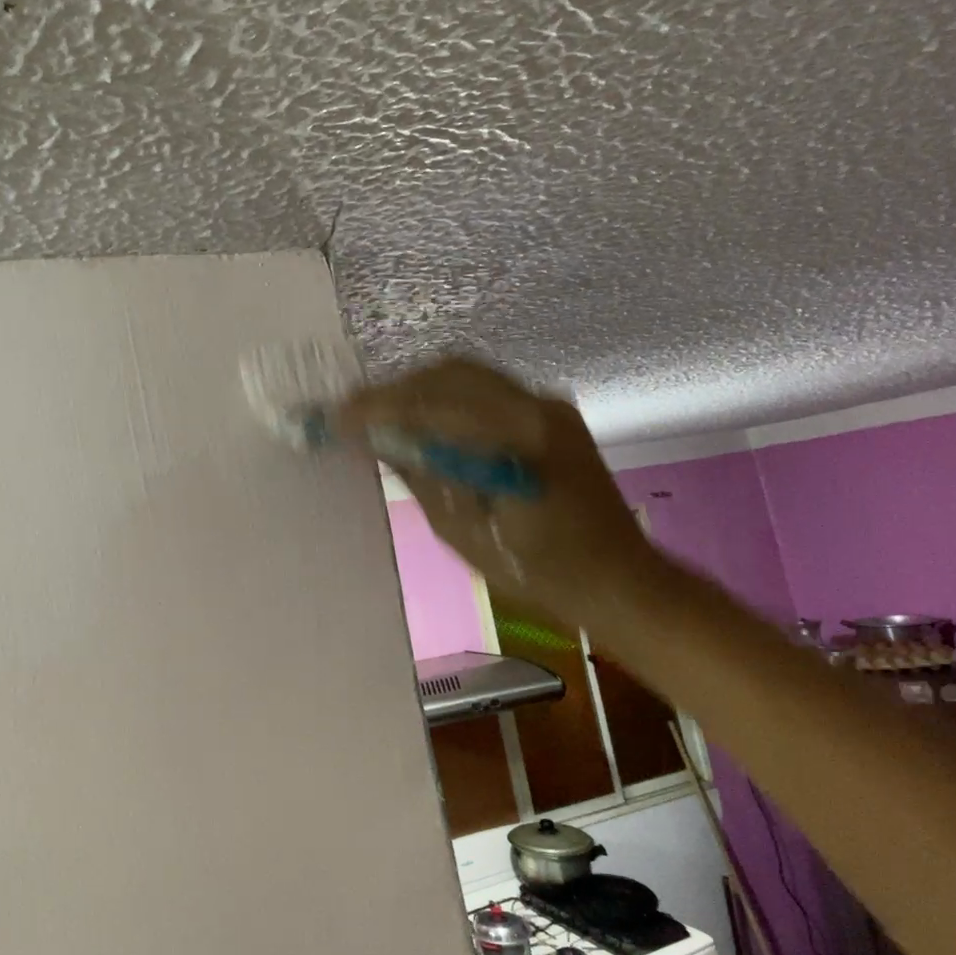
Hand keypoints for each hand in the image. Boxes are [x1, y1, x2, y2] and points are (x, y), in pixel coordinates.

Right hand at [335, 358, 659, 620]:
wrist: (619, 580)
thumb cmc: (538, 573)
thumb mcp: (464, 532)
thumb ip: (421, 474)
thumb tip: (376, 438)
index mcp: (517, 440)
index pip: (432, 405)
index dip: (377, 408)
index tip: (336, 418)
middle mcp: (535, 407)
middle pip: (448, 374)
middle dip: (393, 390)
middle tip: (354, 417)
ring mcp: (547, 406)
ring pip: (466, 375)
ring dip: (417, 391)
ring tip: (380, 418)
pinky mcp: (550, 413)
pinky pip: (485, 390)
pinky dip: (444, 398)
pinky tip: (421, 423)